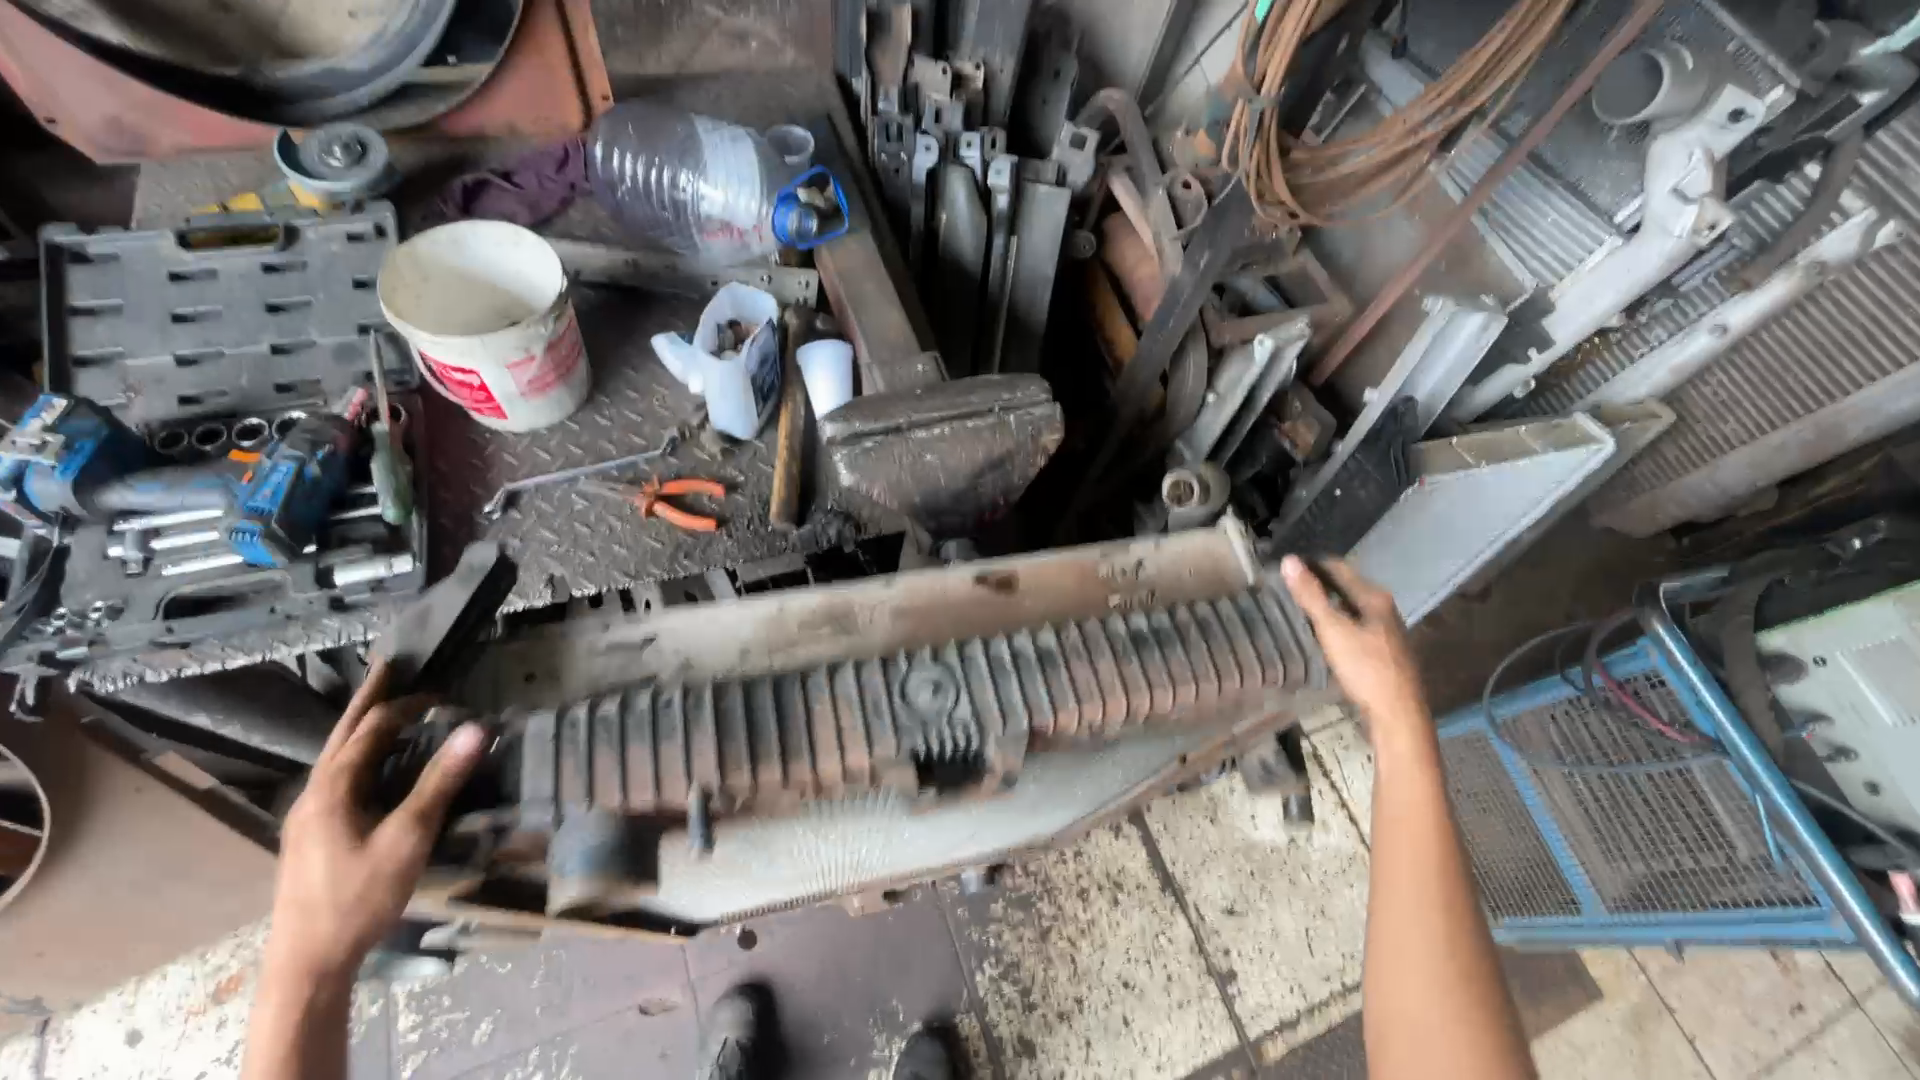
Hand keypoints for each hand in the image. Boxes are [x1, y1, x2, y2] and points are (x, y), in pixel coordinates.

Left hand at [263, 664, 485, 984]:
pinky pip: (338, 776)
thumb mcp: (408, 837)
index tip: (444, 694)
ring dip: (362, 725)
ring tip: (384, 705)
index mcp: (333, 787)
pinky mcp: (313, 833)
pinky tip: (372, 765)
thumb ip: (441, 781)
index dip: (408, 705)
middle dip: (369, 699)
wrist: (307, 960)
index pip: (373, 728)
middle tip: (389, 665)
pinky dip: (359, 754)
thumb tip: (478, 728)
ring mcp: (308, 814)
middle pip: (343, 733)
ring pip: (337, 755)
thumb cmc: (359, 896)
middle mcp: (314, 792)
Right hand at [1281, 555, 1427, 730]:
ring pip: (1351, 607)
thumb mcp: (1333, 630)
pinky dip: (1337, 621)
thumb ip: (1311, 596)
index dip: (1312, 564)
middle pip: (1346, 586)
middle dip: (1319, 583)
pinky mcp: (1384, 649)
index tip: (1286, 566)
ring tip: (1299, 606)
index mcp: (1374, 597)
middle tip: (1288, 585)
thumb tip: (1289, 560)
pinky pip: (1355, 624)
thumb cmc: (1365, 668)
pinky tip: (1324, 632)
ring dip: (1328, 603)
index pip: (1338, 567)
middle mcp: (1384, 608)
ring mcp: (1387, 630)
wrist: (1398, 712)